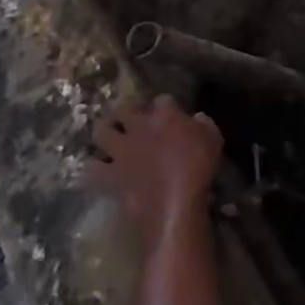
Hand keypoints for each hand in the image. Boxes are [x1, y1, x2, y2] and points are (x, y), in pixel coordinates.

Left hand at [88, 95, 221, 235]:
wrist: (174, 204)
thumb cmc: (199, 168)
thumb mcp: (213, 139)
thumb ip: (202, 124)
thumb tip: (196, 117)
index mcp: (164, 115)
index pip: (162, 99)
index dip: (166, 105)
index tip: (170, 111)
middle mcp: (138, 127)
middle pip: (123, 109)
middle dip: (127, 112)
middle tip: (134, 120)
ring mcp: (120, 151)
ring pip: (101, 133)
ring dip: (105, 133)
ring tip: (110, 138)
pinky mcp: (109, 175)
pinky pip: (91, 169)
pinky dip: (94, 168)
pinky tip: (100, 170)